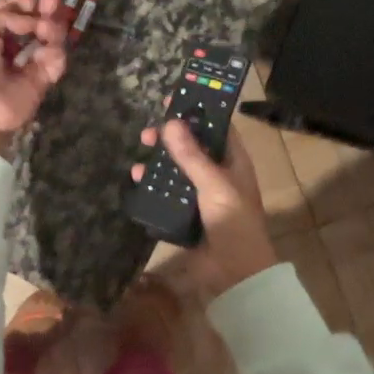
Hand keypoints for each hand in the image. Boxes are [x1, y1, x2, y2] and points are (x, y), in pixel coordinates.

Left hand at [0, 0, 69, 156]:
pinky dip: (54, 54)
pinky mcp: (43, 78)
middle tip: (54, 4)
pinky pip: (56, 59)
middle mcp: (11, 42)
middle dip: (47, 8)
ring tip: (47, 32)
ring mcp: (29, 60)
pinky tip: (45, 57)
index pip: (13, 8)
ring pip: (50, 36)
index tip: (33, 2)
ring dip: (53, 28)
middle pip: (36, 18)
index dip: (25, 1)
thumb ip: (7, 15)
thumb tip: (33, 22)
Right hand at [131, 110, 277, 300]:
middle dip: (171, 138)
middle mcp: (219, 175)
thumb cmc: (233, 222)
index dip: (198, 112)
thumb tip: (170, 122)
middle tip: (148, 133)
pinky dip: (153, 186)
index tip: (173, 100)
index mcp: (234, 162)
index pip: (217, 127)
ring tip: (140, 155)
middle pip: (193, 147)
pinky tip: (138, 181)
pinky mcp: (188, 216)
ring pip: (178, 170)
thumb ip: (191, 155)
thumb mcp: (214, 184)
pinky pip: (168, 194)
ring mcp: (203, 196)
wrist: (236, 273)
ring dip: (159, 162)